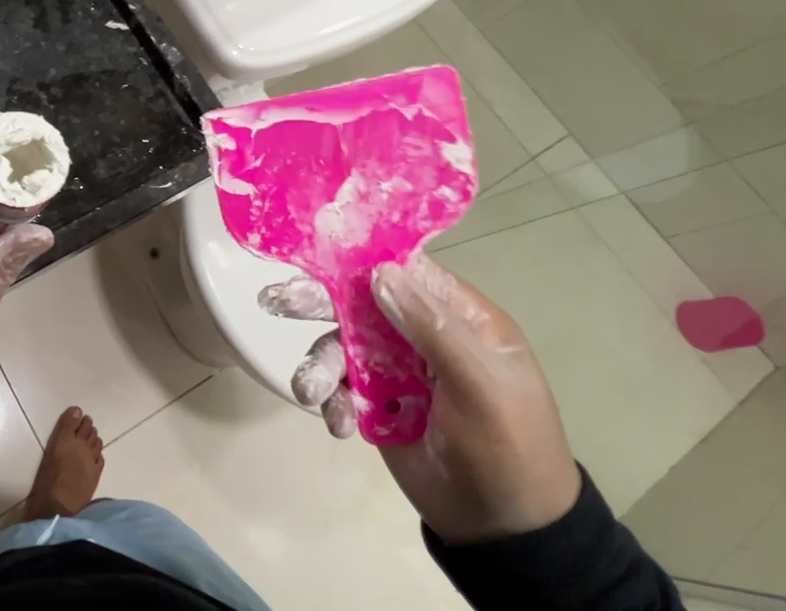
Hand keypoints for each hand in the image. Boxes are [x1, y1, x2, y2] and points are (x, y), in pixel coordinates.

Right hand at [268, 252, 581, 543]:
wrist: (505, 533)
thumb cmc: (508, 448)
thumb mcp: (481, 385)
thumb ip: (432, 327)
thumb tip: (379, 271)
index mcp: (460, 318)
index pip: (406, 270)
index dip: (361, 258)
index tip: (315, 254)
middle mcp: (424, 334)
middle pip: (361, 302)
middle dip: (319, 303)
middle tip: (277, 303)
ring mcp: (397, 368)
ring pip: (342, 344)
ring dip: (320, 364)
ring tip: (309, 392)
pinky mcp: (377, 402)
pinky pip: (340, 385)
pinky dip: (330, 399)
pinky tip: (337, 424)